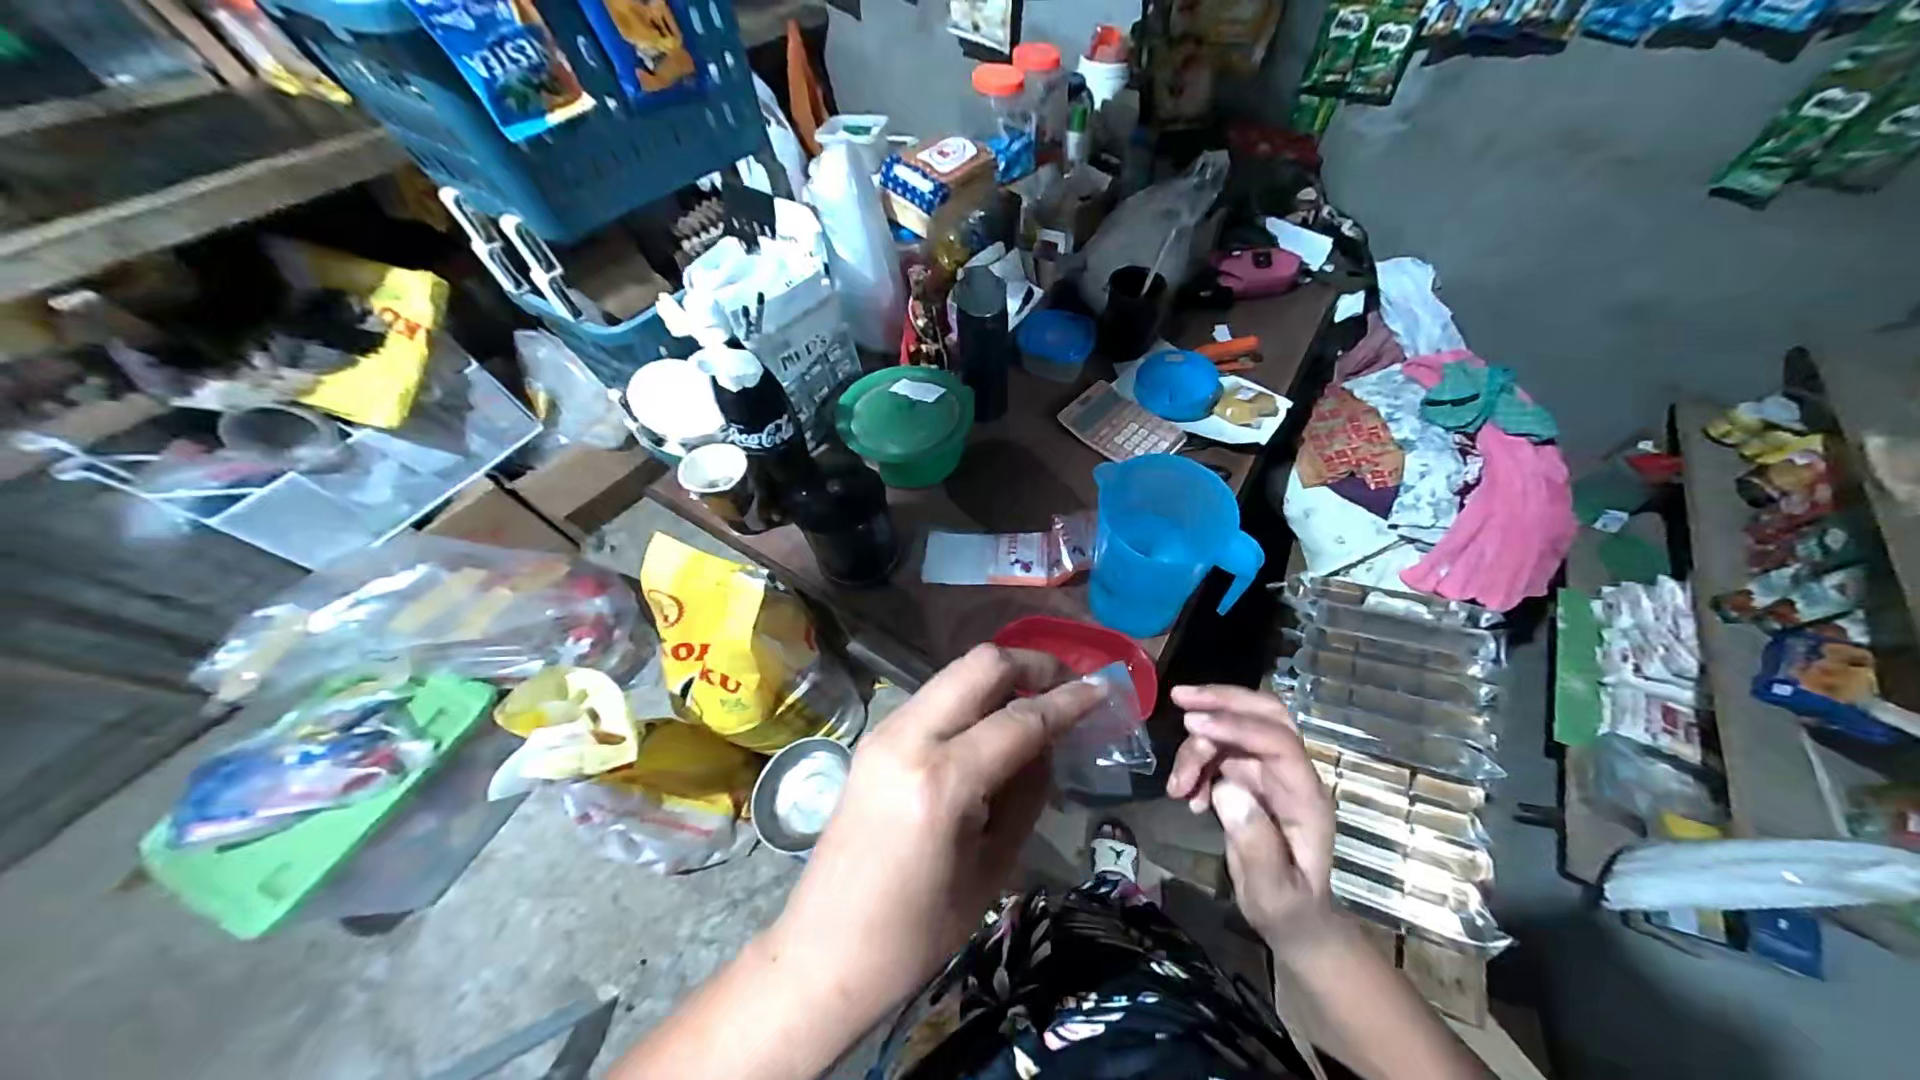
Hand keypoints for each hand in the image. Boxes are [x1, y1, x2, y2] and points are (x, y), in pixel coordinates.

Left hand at [770, 645, 1103, 1013]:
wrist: (826, 949)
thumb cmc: (917, 932)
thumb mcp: (991, 867)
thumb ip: (1026, 792)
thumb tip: (1047, 743)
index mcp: (940, 782)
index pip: (1019, 720)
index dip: (1068, 701)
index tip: (1102, 689)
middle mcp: (907, 739)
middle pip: (980, 665)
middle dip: (1032, 665)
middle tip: (1067, 683)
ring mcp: (883, 732)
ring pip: (955, 673)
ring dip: (1000, 679)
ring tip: (1036, 705)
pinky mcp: (873, 739)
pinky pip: (935, 697)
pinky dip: (971, 698)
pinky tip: (992, 727)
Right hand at [1165, 684, 1338, 964]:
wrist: (1294, 919)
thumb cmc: (1288, 909)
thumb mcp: (1274, 893)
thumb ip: (1255, 844)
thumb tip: (1226, 789)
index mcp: (1306, 797)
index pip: (1278, 742)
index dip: (1236, 727)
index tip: (1193, 724)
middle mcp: (1291, 775)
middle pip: (1265, 714)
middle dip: (1223, 699)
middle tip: (1180, 699)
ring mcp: (1269, 773)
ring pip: (1233, 731)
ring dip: (1197, 746)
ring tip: (1176, 787)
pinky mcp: (1248, 777)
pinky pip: (1219, 751)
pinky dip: (1196, 762)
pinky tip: (1185, 794)